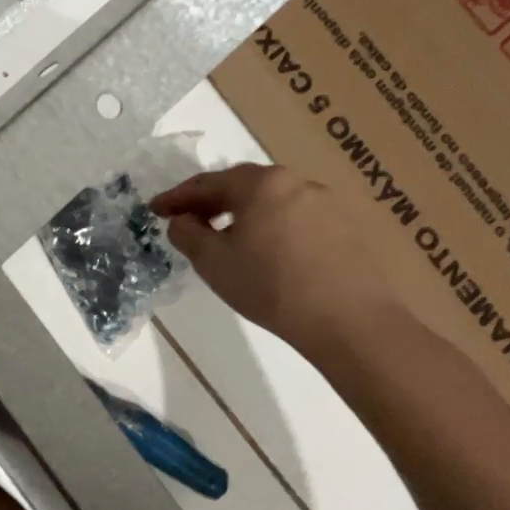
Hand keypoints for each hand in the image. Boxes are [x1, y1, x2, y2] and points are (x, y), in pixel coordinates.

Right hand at [150, 163, 405, 353]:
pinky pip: (297, 218)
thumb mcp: (210, 260)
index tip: (155, 211)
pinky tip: (266, 251)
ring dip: (244, 215)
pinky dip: (273, 227)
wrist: (354, 326)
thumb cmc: (271, 286)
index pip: (205, 184)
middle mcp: (295, 182)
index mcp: (260, 183)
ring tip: (227, 237)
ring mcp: (328, 205)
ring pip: (271, 202)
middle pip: (241, 186)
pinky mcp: (349, 230)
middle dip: (211, 202)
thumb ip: (185, 232)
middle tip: (189, 219)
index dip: (175, 198)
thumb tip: (183, 221)